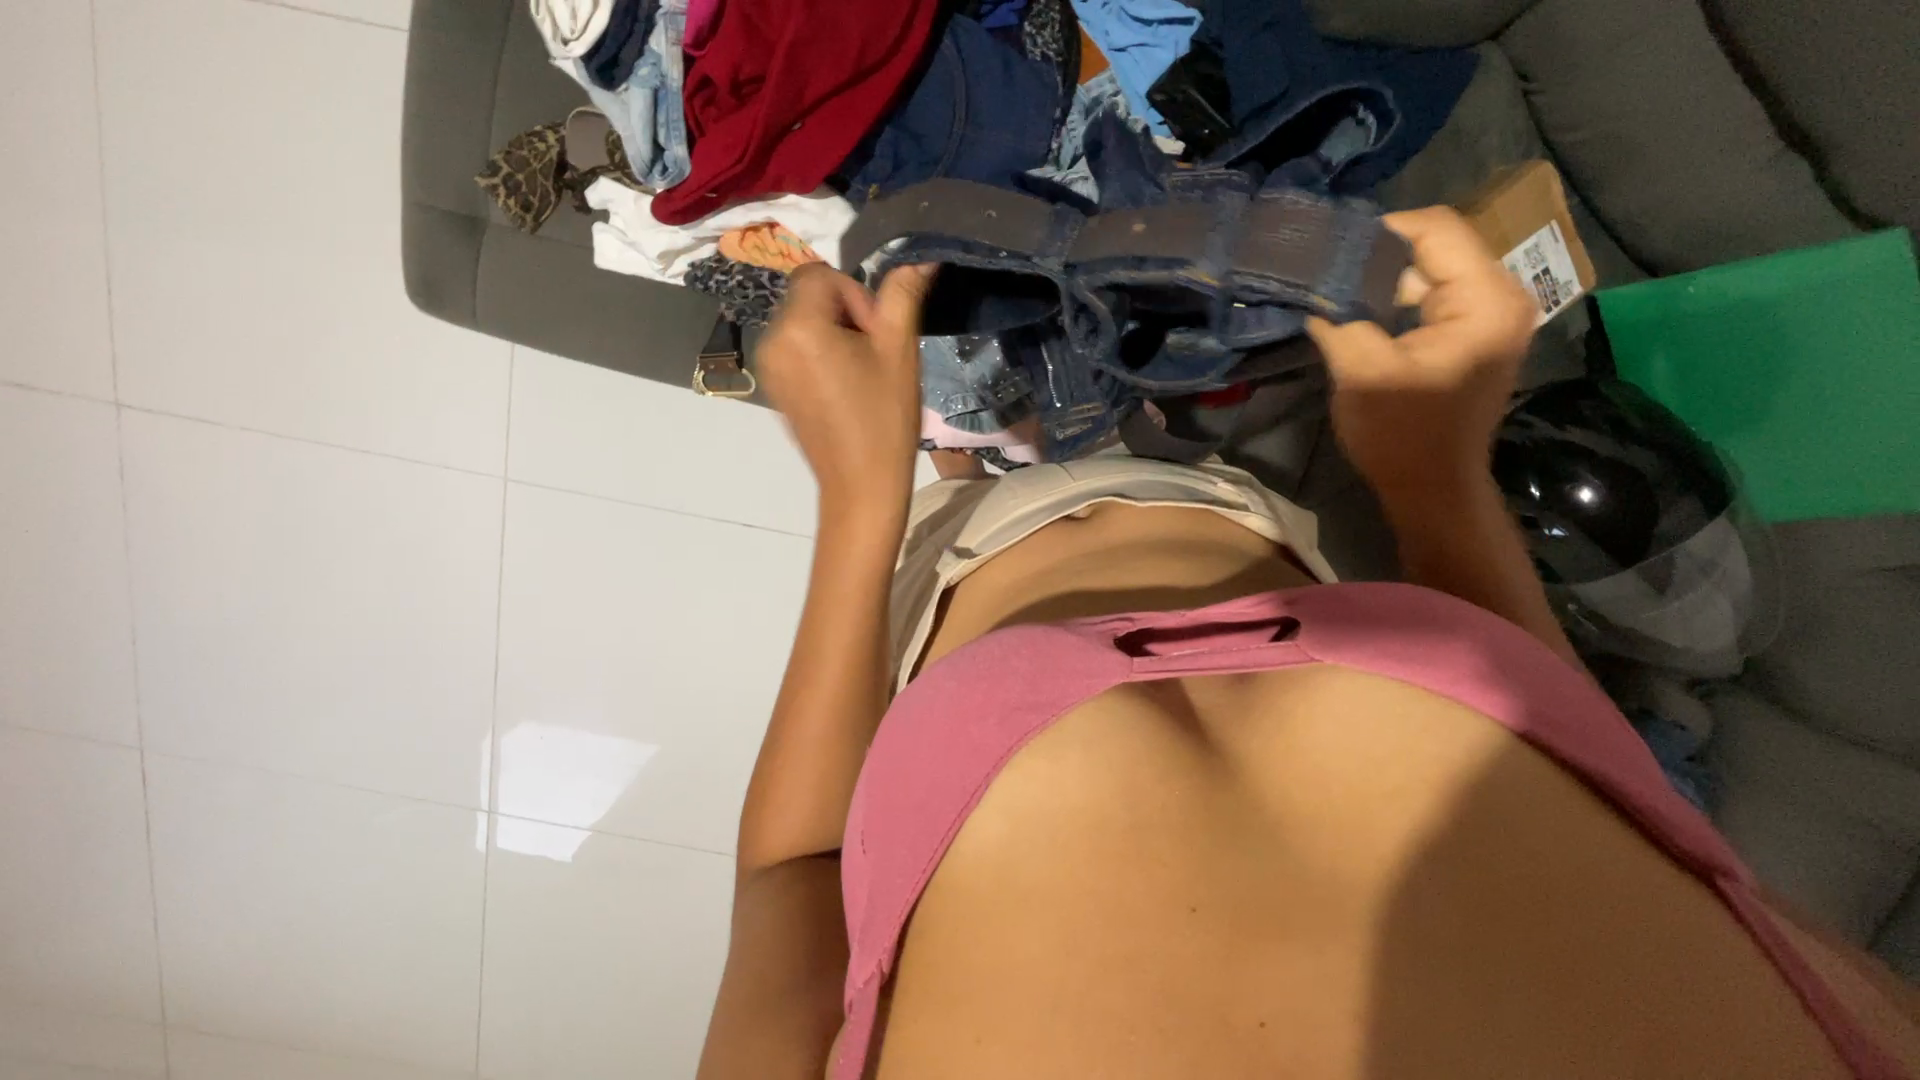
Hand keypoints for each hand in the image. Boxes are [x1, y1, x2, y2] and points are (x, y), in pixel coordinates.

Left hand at [757, 263, 935, 514]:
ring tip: (860, 374)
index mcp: (797, 326)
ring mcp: (768, 367)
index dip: (854, 296)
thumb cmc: (884, 417)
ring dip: (833, 334)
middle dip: (843, 314)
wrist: (861, 485)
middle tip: (872, 356)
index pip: (821, 275)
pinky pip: (795, 348)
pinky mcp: (773, 387)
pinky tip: (844, 388)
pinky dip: (819, 354)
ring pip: (802, 322)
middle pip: (808, 296)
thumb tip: (920, 255)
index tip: (874, 335)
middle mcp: (771, 340)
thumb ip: (903, 294)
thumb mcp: (898, 349)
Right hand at [1305, 207, 1535, 499]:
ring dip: (1383, 281)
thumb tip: (1315, 290)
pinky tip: (1361, 316)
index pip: (1436, 229)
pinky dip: (1395, 300)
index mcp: (1485, 300)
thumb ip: (1340, 318)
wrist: (1432, 488)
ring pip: (1430, 271)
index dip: (1379, 232)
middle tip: (1328, 276)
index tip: (1329, 253)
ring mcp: (1490, 315)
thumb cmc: (1402, 435)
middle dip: (1378, 258)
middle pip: (1436, 246)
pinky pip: (1432, 296)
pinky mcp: (1473, 333)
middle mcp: (1500, 296)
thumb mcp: (1362, 373)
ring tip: (1337, 295)